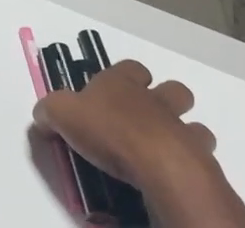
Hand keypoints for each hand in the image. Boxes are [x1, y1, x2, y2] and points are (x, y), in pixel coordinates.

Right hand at [33, 59, 212, 184]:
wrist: (159, 166)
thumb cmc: (108, 129)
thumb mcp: (61, 113)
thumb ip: (49, 111)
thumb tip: (43, 116)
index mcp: (123, 83)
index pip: (130, 67)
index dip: (125, 76)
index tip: (111, 92)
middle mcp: (156, 101)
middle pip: (174, 90)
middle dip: (166, 101)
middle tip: (144, 120)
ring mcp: (183, 131)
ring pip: (196, 126)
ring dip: (184, 135)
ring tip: (163, 152)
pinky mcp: (201, 163)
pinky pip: (201, 161)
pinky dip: (189, 167)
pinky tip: (171, 177)